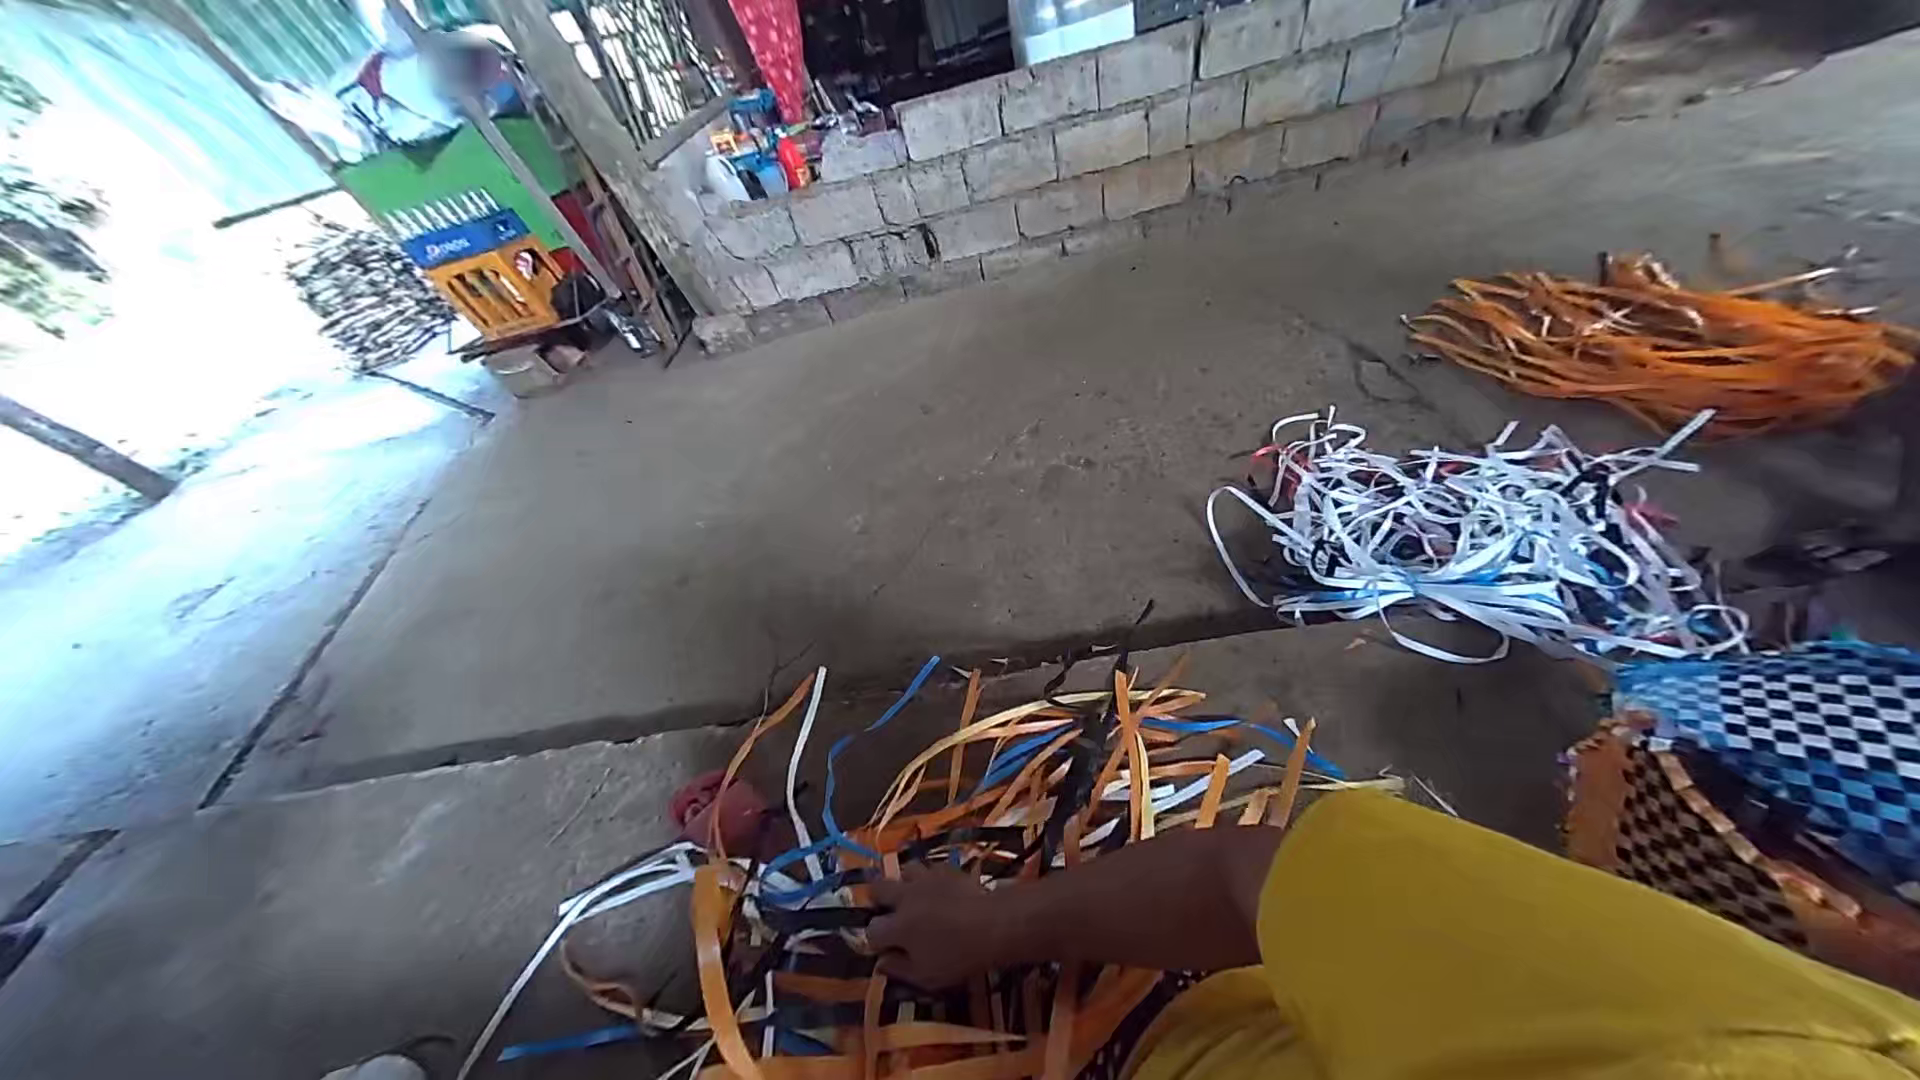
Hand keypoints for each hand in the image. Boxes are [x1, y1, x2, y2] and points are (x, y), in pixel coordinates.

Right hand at [867, 863, 1001, 988]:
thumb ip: (898, 969)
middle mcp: (906, 896)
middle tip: (890, 912)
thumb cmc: (957, 956)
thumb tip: (880, 963)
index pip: (872, 930)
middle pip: (878, 888)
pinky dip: (929, 877)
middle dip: (878, 899)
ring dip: (905, 883)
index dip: (876, 940)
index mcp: (898, 926)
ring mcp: (925, 878)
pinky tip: (937, 888)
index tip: (887, 948)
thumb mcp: (925, 976)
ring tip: (914, 896)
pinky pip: (929, 867)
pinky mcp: (945, 868)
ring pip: (904, 871)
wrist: (991, 924)